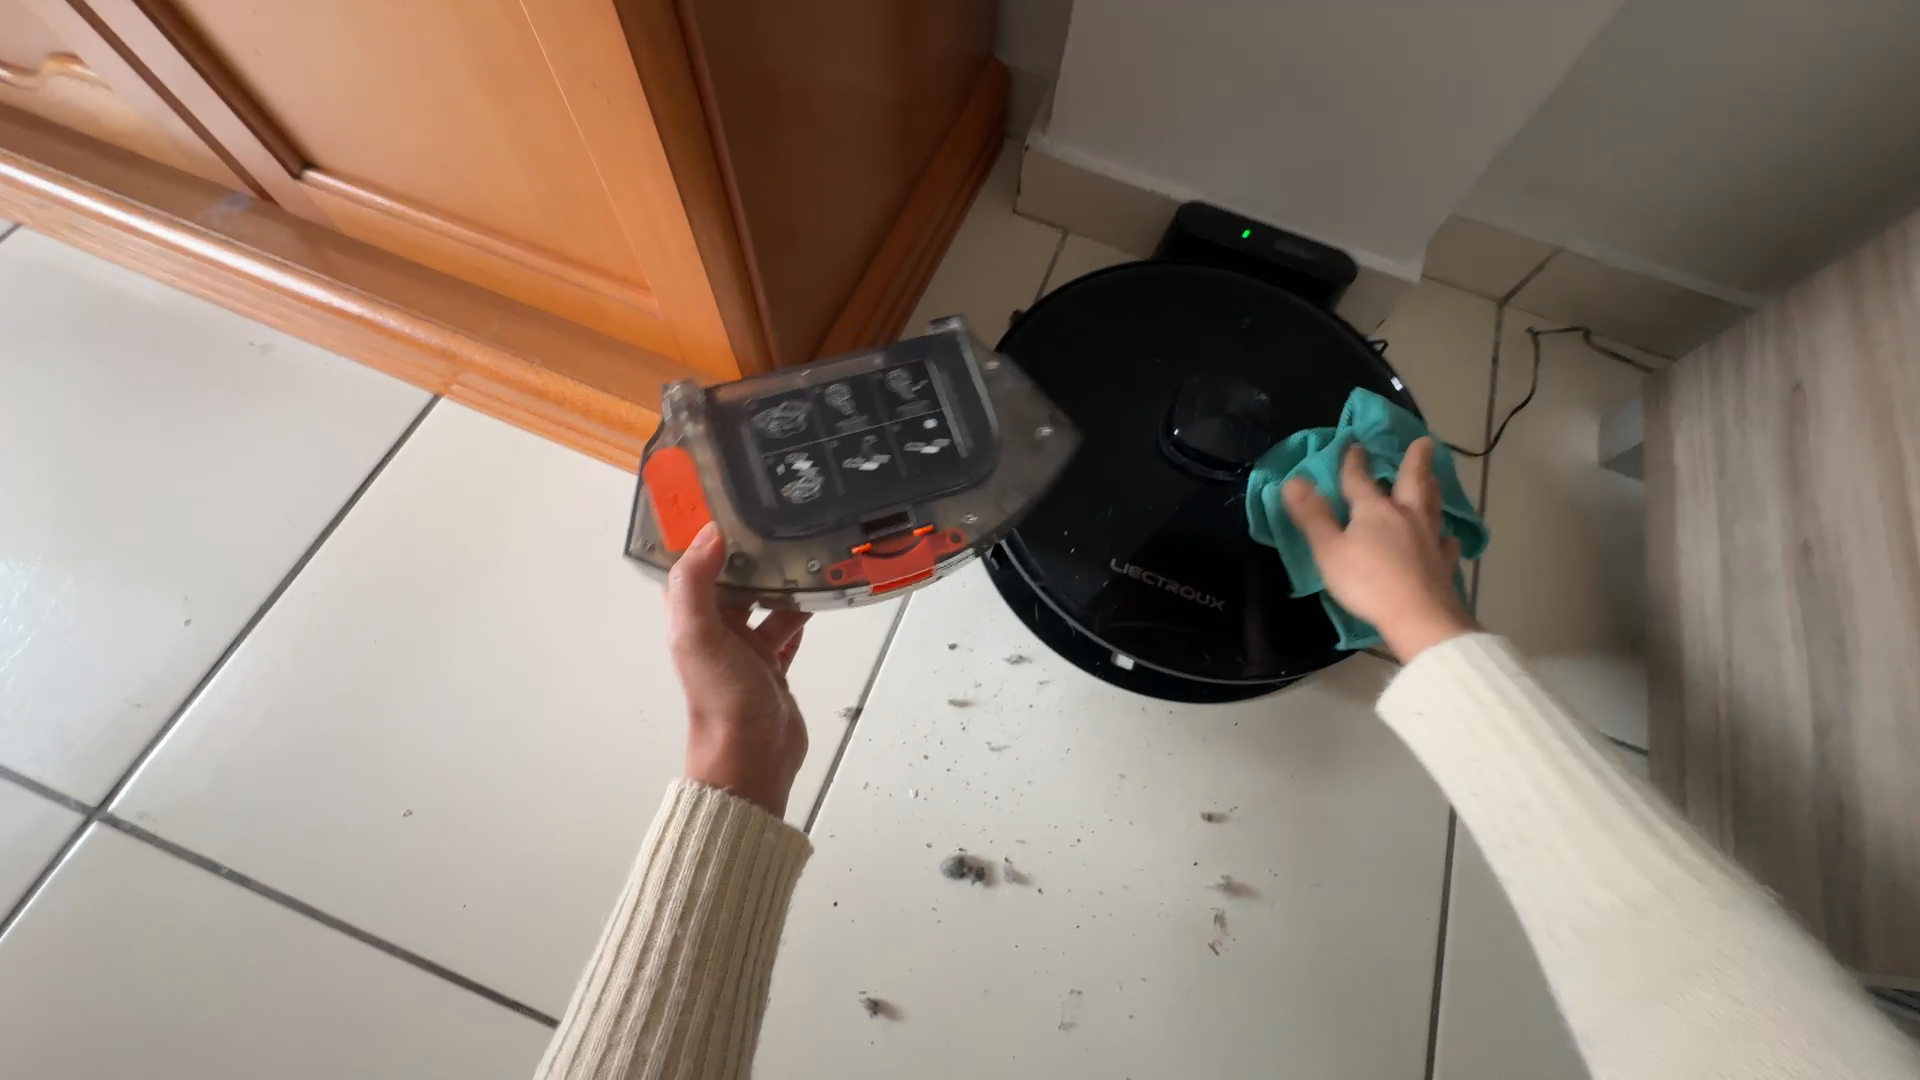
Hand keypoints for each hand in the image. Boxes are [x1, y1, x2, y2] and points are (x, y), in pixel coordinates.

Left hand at [665, 523, 810, 816]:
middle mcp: (716, 625)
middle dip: (752, 547)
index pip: (691, 561)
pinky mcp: (775, 660)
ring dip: (783, 575)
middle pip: (733, 575)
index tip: (727, 497)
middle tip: (782, 514)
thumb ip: (696, 583)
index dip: (701, 530)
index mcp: (691, 615)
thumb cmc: (722, 697)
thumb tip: (710, 531)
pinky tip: (823, 591)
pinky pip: (789, 624)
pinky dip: (804, 608)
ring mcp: (747, 643)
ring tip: (810, 547)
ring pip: (765, 597)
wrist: (753, 756)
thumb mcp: (699, 636)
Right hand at [1283, 437, 1475, 661]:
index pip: (1360, 480)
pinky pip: (1446, 542)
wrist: (1418, 617)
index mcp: (1374, 511)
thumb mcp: (1328, 549)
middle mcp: (1406, 517)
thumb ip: (1312, 515)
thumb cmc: (1366, 582)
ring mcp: (1429, 539)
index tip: (1354, 445)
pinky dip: (1444, 535)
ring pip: (1432, 506)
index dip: (1354, 462)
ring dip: (1431, 489)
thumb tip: (1294, 480)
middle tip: (1424, 442)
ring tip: (1434, 480)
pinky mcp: (1443, 563)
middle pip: (1412, 483)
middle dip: (1414, 461)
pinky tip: (1447, 537)